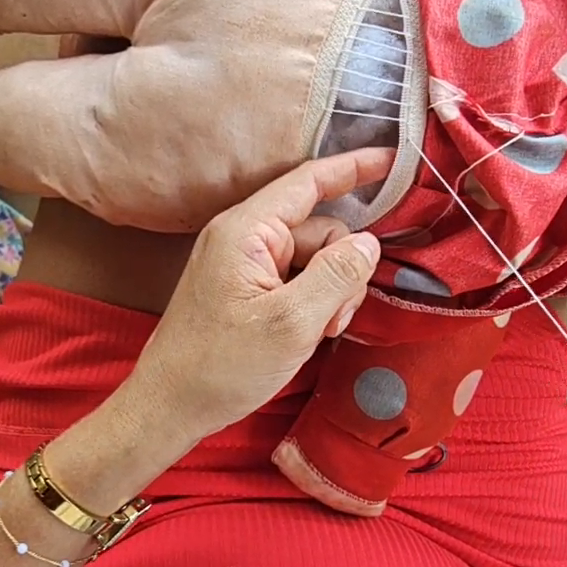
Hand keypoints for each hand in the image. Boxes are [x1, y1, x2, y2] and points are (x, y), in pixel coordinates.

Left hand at [125, 148, 391, 441]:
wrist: (169, 407)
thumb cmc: (222, 366)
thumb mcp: (291, 323)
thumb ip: (336, 276)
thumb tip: (368, 243)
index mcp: (246, 231)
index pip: (307, 182)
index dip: (354, 168)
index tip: (396, 159)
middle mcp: (242, 239)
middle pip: (319, 230)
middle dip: (341, 269)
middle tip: (334, 320)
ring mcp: (241, 266)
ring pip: (312, 261)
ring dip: (328, 295)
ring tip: (316, 334)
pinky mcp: (243, 291)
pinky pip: (294, 283)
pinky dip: (310, 306)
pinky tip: (306, 336)